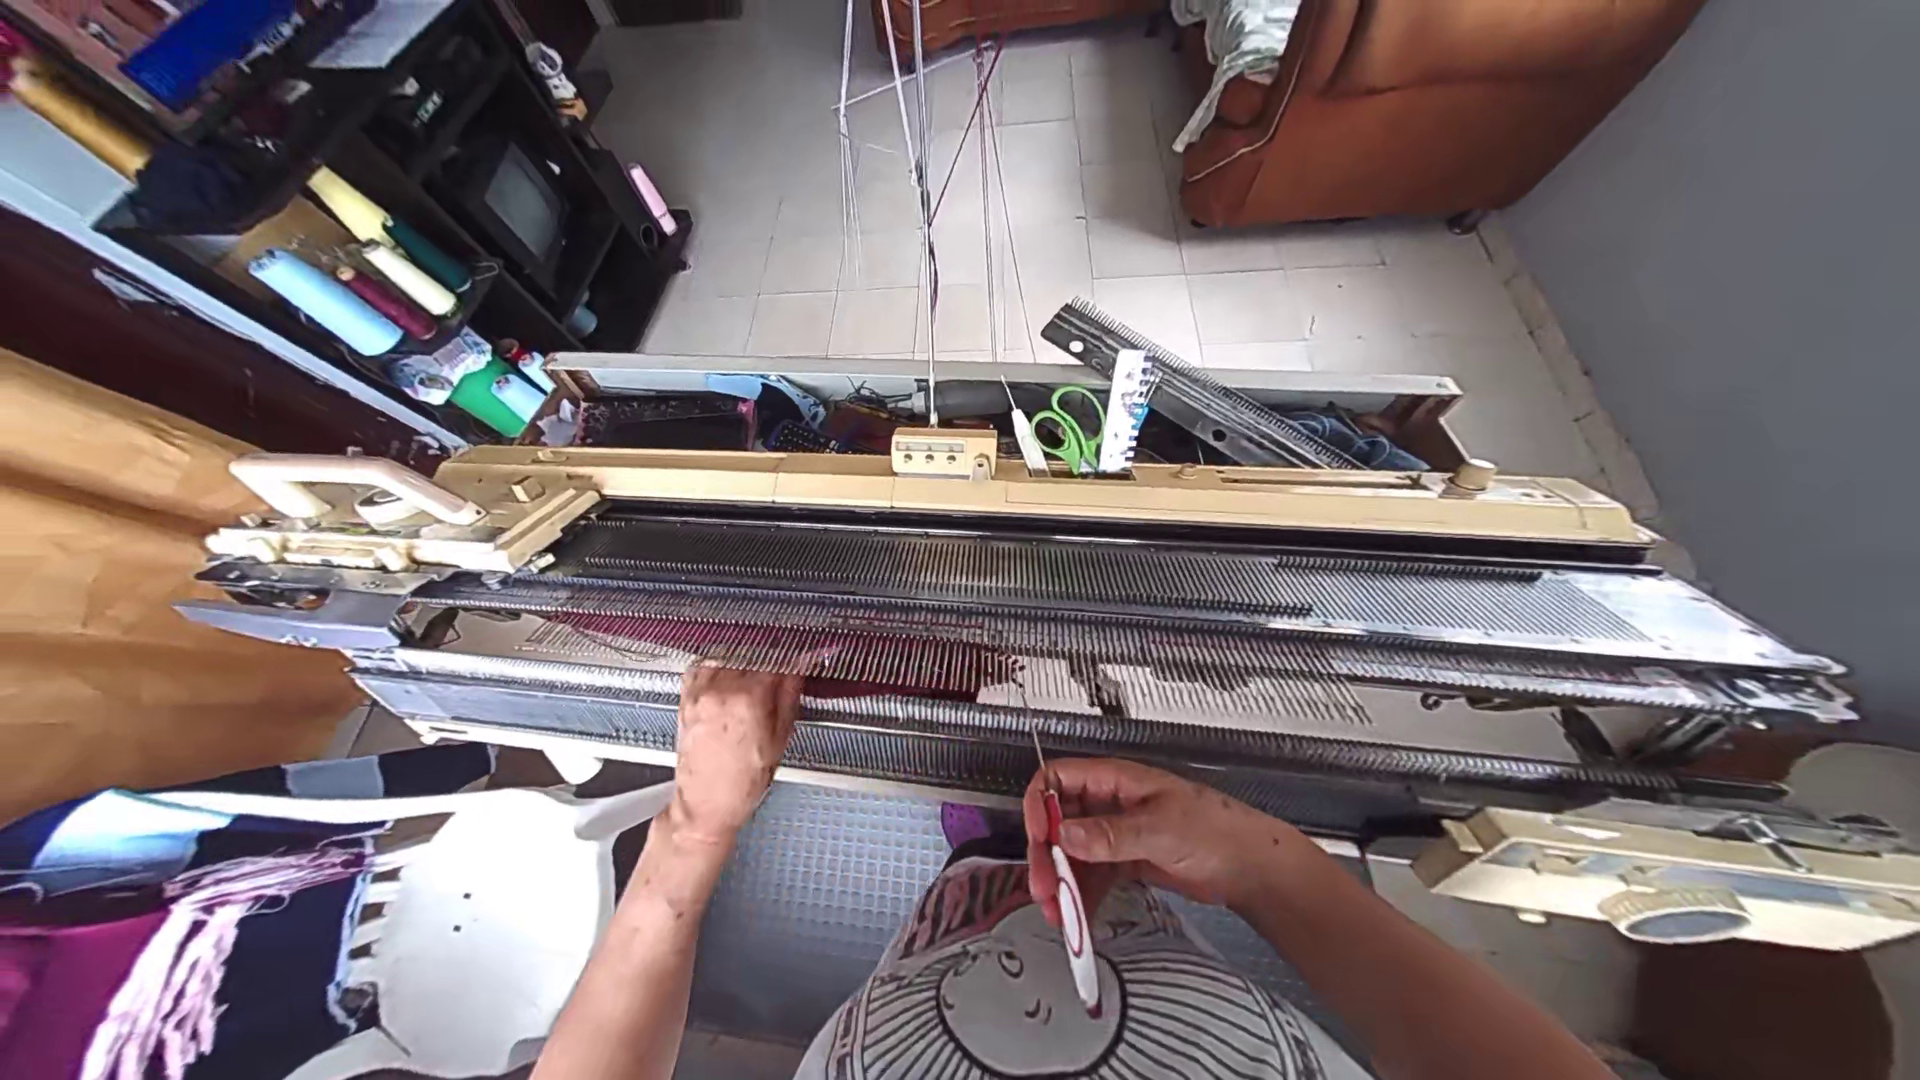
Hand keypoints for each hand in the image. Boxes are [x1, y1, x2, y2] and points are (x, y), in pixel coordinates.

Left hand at [670, 663, 802, 845]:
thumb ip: (791, 693)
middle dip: (772, 659)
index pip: (777, 660)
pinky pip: (705, 665)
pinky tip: (732, 678)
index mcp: (749, 700)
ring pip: (730, 655)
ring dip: (748, 660)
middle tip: (784, 670)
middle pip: (754, 654)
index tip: (804, 656)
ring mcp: (700, 692)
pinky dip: (720, 665)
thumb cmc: (742, 781)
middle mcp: (721, 691)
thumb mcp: (781, 737)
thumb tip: (801, 667)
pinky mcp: (687, 697)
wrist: (705, 804)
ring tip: (758, 678)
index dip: (795, 656)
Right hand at [1024, 758, 1314, 922]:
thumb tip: (1065, 833)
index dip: (1040, 803)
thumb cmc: (1214, 828)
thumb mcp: (1159, 828)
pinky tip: (1080, 916)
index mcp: (1113, 779)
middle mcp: (1108, 802)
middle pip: (1058, 820)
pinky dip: (1082, 894)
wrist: (1251, 866)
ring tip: (1059, 915)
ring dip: (1061, 881)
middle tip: (1044, 889)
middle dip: (1046, 854)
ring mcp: (1115, 832)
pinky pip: (1092, 874)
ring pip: (1072, 852)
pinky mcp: (1125, 859)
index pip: (1057, 779)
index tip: (1037, 837)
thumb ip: (1110, 833)